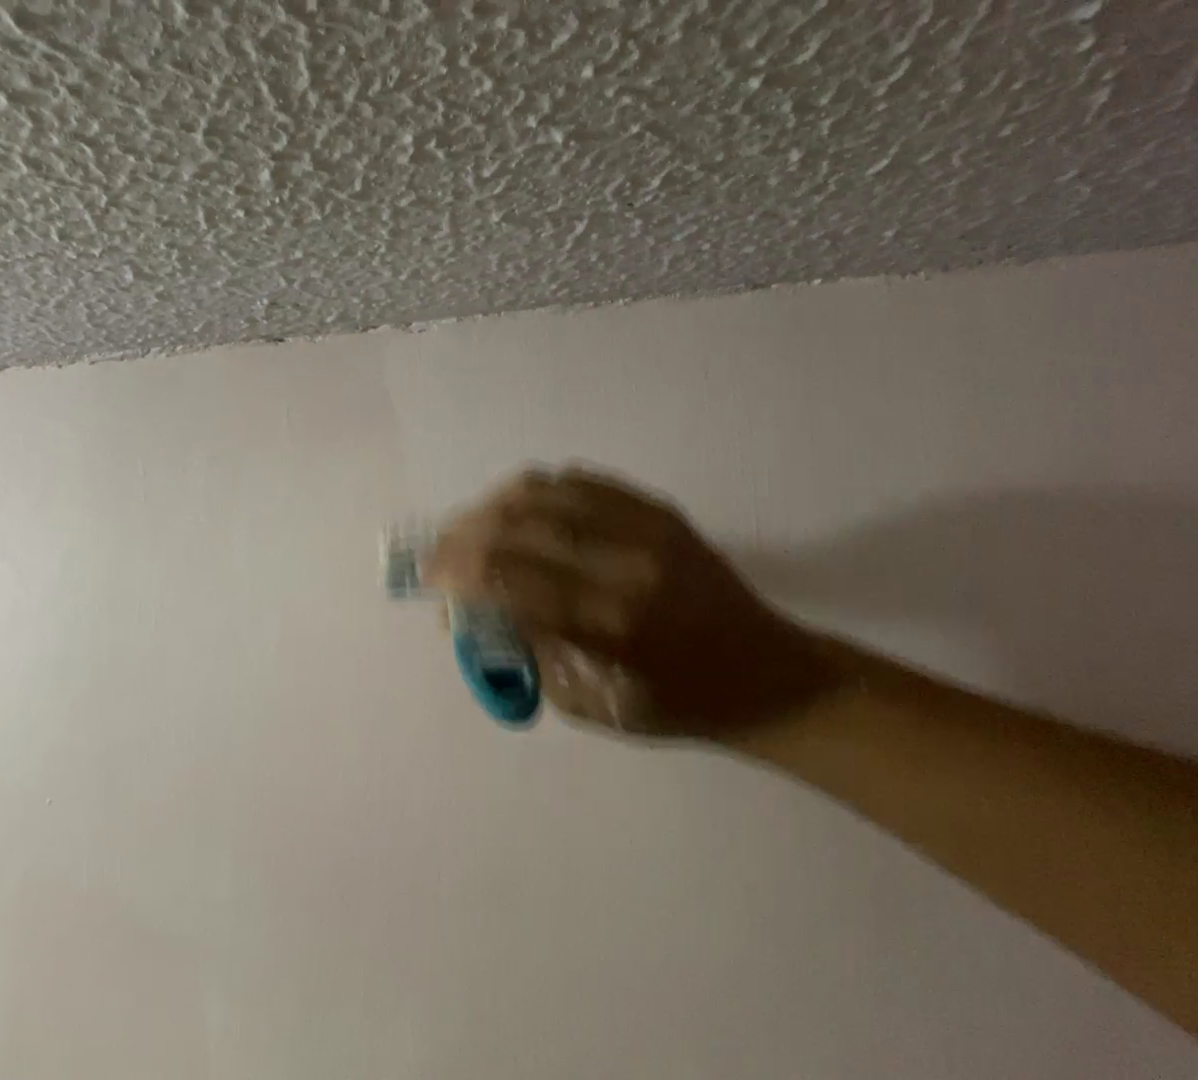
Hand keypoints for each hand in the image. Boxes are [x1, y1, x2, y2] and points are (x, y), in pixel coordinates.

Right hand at [425, 466, 837, 738]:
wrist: (765, 677)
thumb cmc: (672, 705)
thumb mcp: (588, 704)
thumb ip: (526, 652)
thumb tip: (469, 613)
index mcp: (608, 624)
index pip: (507, 576)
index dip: (456, 571)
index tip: (432, 580)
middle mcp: (625, 564)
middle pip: (518, 525)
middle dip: (463, 535)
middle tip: (440, 553)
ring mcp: (646, 528)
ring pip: (544, 491)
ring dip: (492, 507)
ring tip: (471, 528)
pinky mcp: (659, 510)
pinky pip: (581, 482)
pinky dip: (535, 492)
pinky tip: (516, 511)